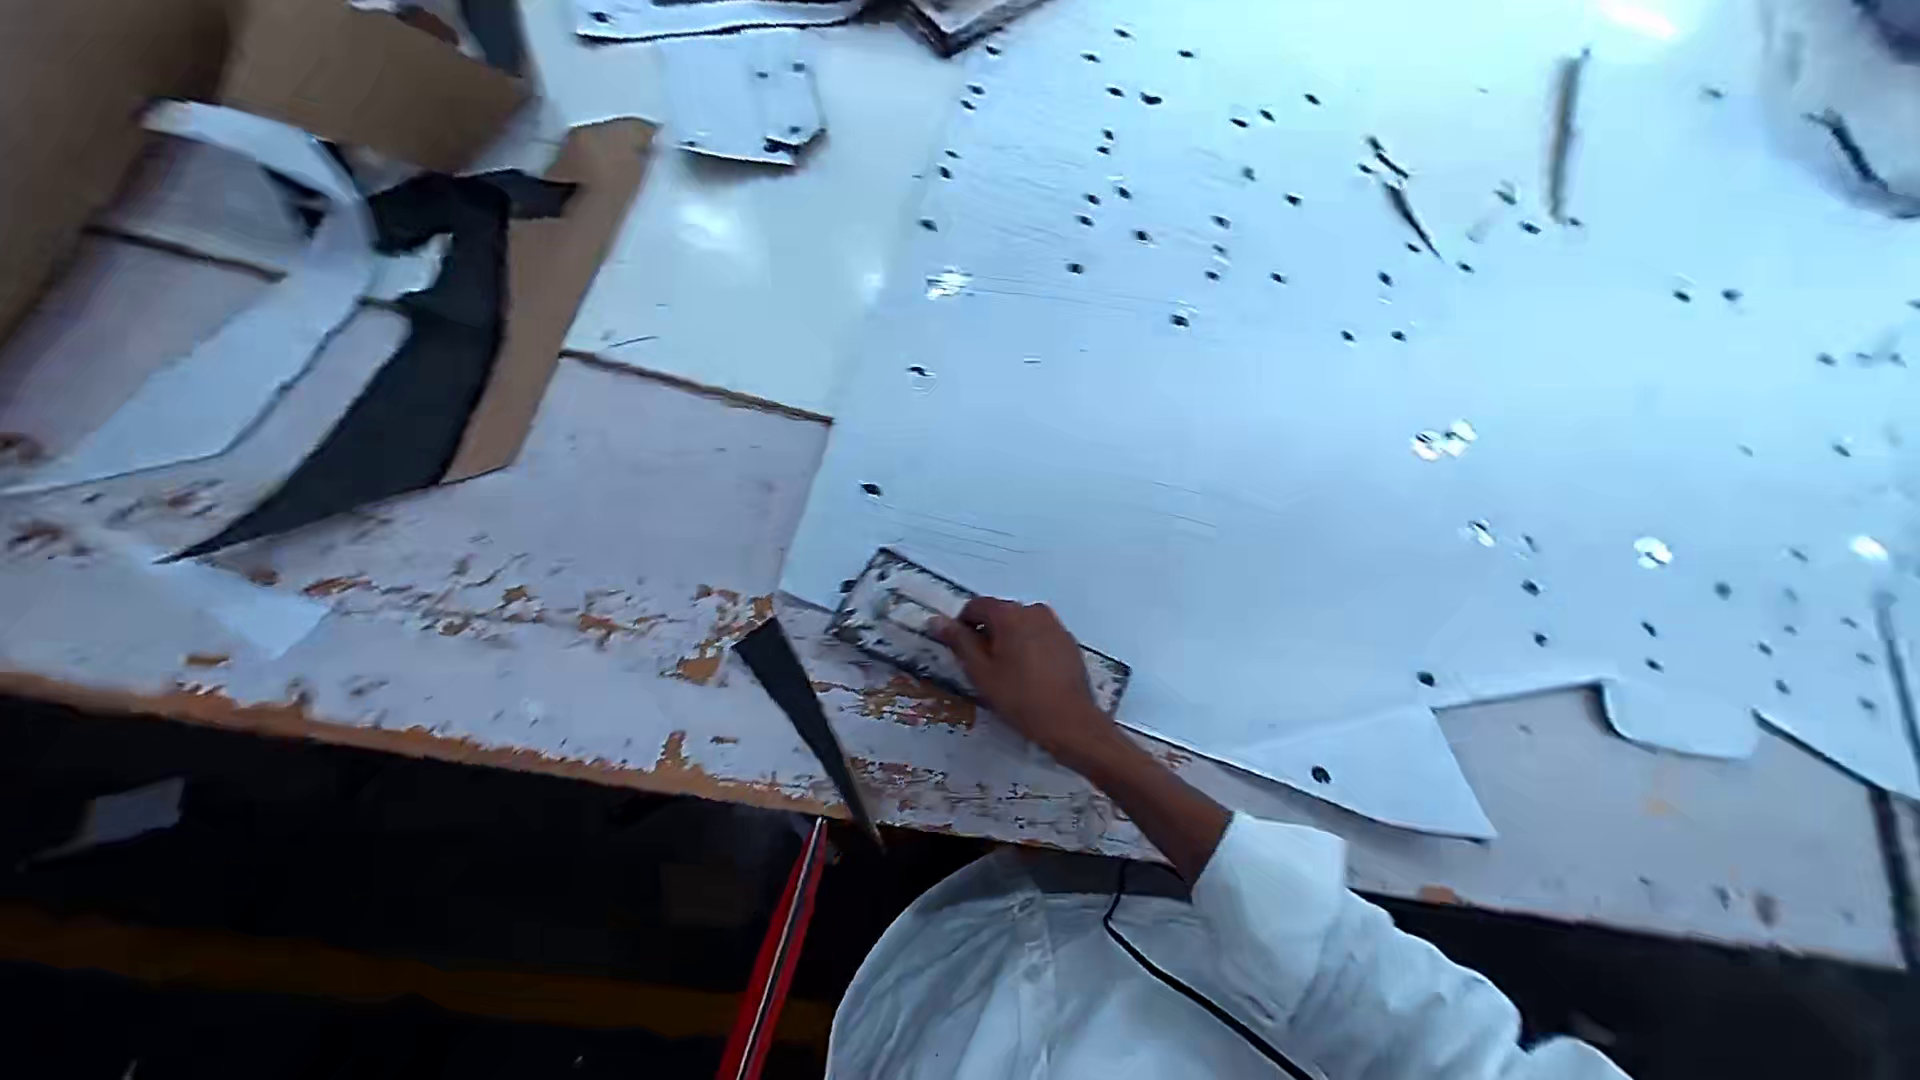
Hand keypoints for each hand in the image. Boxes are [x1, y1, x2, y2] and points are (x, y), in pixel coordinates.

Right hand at [929, 598, 1120, 769]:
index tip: (962, 651)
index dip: (963, 625)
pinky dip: (1029, 646)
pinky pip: (1040, 635)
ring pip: (1020, 625)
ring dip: (1009, 640)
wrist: (1070, 721)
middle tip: (984, 666)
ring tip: (1008, 673)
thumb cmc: (1019, 697)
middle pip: (1000, 613)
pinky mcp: (1068, 641)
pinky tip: (1030, 675)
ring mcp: (1055, 625)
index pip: (976, 606)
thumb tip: (937, 620)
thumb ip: (959, 642)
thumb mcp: (981, 672)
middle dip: (987, 633)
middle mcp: (1034, 611)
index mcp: (1009, 614)